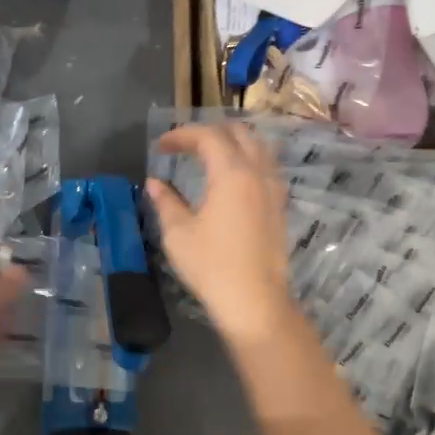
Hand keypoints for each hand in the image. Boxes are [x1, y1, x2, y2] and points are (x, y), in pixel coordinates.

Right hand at [146, 124, 294, 343]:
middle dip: (210, 133)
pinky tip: (231, 180)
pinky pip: (266, 168)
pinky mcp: (280, 207)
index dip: (182, 135)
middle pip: (239, 133)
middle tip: (185, 147)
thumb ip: (166, 202)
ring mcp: (274, 190)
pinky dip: (247, 161)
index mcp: (232, 174)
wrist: (254, 301)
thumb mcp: (179, 234)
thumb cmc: (212, 266)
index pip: (208, 136)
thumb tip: (154, 183)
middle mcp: (258, 173)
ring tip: (209, 157)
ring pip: (258, 148)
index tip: (161, 146)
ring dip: (232, 143)